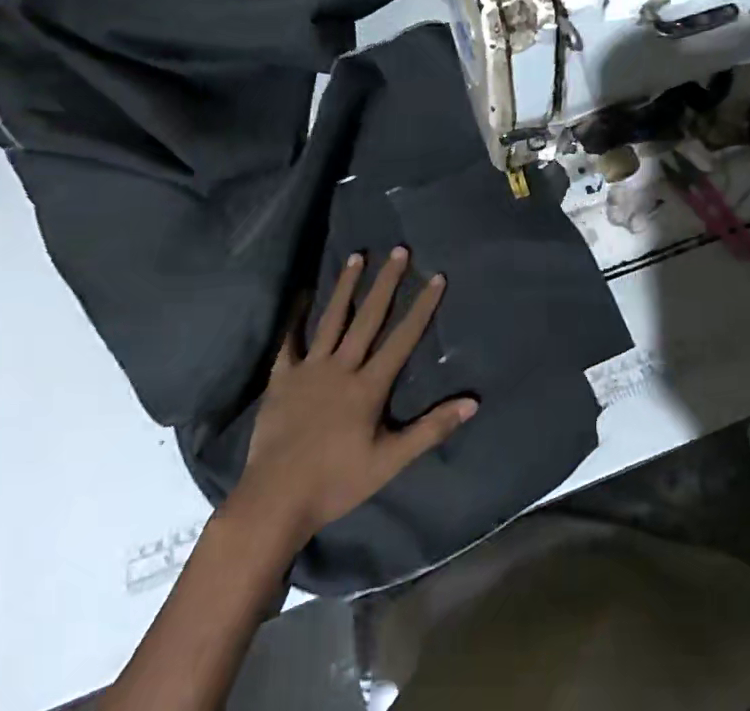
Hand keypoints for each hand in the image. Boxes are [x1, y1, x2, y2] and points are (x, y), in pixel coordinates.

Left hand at [232, 247, 477, 542]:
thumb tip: (472, 402)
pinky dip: (294, 319)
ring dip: (345, 287)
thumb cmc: (338, 481)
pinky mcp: (281, 379)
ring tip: (356, 257)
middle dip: (386, 283)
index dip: (422, 307)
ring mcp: (308, 370)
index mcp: (369, 386)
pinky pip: (289, 343)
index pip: (402, 338)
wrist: (276, 497)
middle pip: (368, 318)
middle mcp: (341, 368)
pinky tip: (299, 297)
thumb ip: (431, 428)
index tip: (435, 277)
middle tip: (398, 250)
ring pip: (331, 320)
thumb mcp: (391, 459)